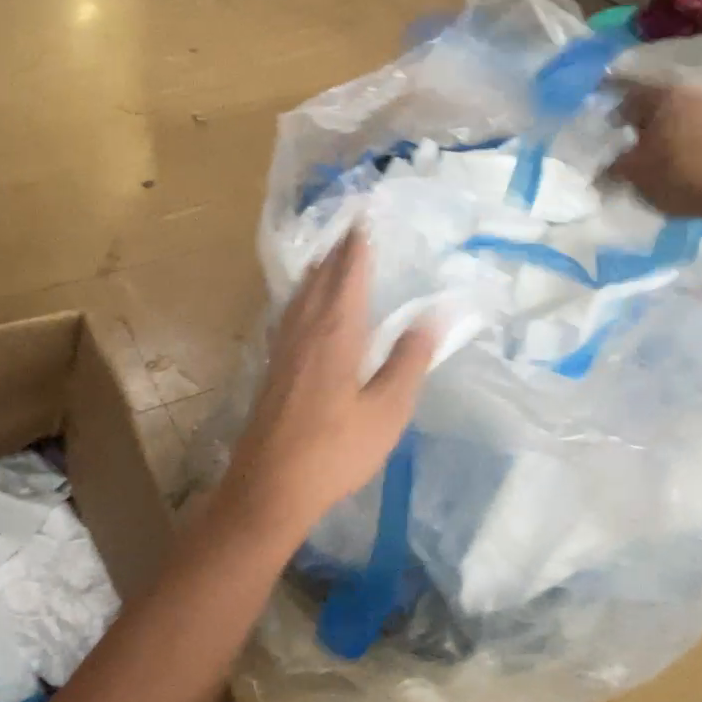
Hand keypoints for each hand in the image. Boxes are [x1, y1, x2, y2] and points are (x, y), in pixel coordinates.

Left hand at [221, 228, 436, 533]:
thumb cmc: (335, 451)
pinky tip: (303, 304)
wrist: (270, 485)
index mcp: (335, 332)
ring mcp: (283, 346)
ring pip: (302, 293)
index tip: (367, 215)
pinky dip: (303, 294)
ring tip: (331, 254)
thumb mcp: (387, 410)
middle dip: (339, 250)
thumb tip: (432, 315)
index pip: (349, 274)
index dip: (359, 244)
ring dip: (319, 269)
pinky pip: (291, 312)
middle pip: (322, 277)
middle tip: (353, 225)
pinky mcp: (273, 365)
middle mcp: (304, 328)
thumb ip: (408, 360)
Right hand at [608, 80, 701, 219]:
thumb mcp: (634, 173)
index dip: (610, 109)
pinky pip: (695, 129)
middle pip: (654, 104)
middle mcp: (691, 94)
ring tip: (648, 155)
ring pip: (676, 116)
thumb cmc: (680, 174)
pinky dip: (681, 141)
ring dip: (660, 132)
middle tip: (622, 142)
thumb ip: (613, 164)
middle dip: (637, 121)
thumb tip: (605, 164)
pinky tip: (675, 161)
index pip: (627, 93)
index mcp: (663, 96)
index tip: (602, 127)